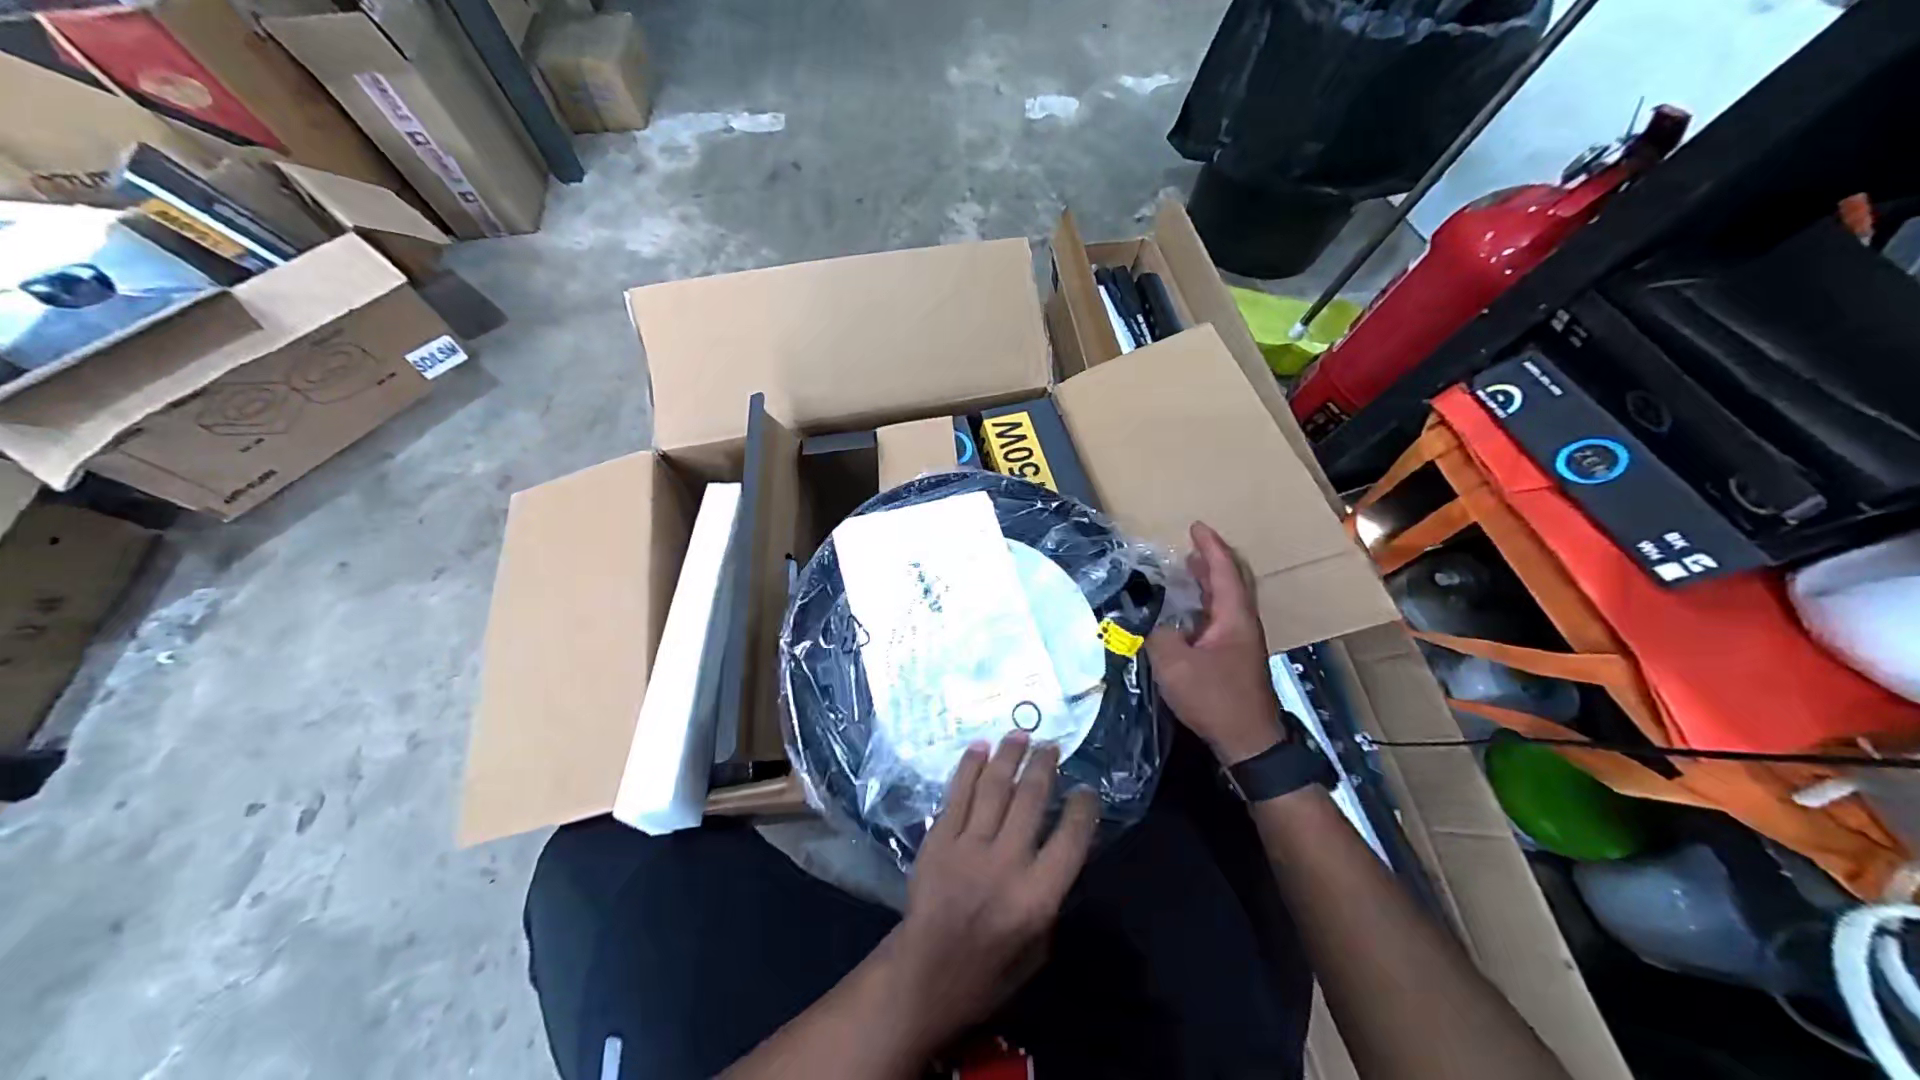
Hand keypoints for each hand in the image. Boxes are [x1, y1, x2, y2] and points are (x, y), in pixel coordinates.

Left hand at [885, 733, 1098, 1045]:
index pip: (1071, 837)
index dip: (1083, 807)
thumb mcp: (1040, 945)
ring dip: (1010, 756)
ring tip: (1021, 734)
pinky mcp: (938, 840)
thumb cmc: (990, 970)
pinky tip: (980, 748)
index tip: (1086, 789)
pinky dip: (970, 767)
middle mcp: (1005, 863)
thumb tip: (1058, 849)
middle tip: (1051, 746)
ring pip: (994, 788)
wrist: (926, 973)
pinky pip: (958, 795)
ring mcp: (968, 847)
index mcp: (1037, 896)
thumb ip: (1052, 894)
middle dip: (1044, 766)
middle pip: (1031, 799)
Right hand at [1148, 521, 1288, 764]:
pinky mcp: (1234, 658)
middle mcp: (1241, 624)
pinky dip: (1202, 605)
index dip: (1210, 546)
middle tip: (1188, 547)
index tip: (1196, 526)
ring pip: (1224, 601)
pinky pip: (1218, 619)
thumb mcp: (1174, 664)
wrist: (1248, 741)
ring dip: (1206, 583)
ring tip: (1184, 571)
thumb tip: (1150, 620)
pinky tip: (1183, 613)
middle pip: (1230, 582)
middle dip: (1210, 561)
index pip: (1224, 570)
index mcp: (1233, 617)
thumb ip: (1158, 633)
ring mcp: (1240, 642)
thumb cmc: (1214, 698)